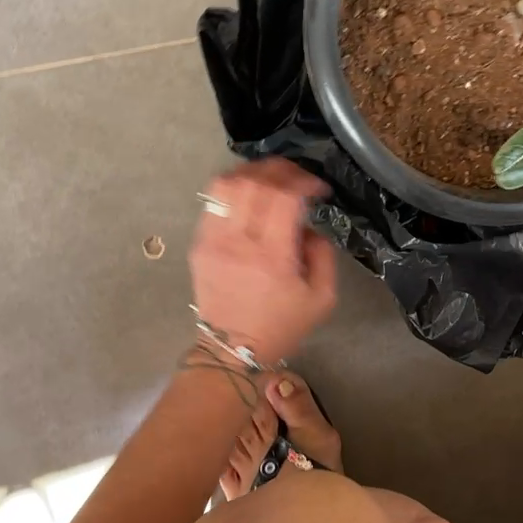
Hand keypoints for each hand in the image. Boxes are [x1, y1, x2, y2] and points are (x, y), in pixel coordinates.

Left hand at [190, 158, 337, 364]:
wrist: (231, 351)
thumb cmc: (281, 326)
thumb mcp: (322, 298)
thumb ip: (323, 254)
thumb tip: (310, 225)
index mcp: (272, 258)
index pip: (284, 198)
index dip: (304, 182)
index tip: (319, 190)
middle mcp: (238, 243)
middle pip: (254, 182)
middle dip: (281, 170)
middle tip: (298, 177)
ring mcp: (213, 241)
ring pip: (227, 185)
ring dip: (253, 173)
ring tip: (271, 178)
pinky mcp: (199, 244)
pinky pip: (213, 202)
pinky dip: (234, 188)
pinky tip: (250, 194)